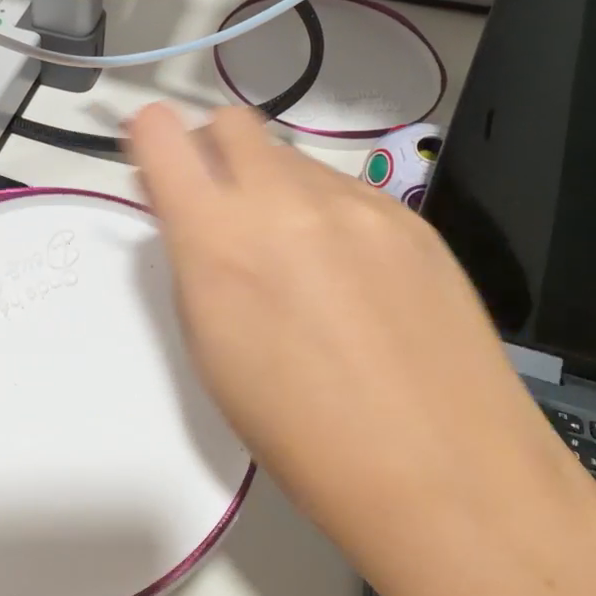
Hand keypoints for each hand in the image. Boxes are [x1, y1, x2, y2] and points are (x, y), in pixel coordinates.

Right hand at [124, 104, 544, 523]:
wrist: (445, 472)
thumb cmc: (300, 433)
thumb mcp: (212, 348)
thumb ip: (193, 260)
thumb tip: (190, 213)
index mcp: (220, 238)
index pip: (160, 132)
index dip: (149, 141)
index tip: (157, 170)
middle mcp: (286, 200)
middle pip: (231, 123)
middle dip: (212, 152)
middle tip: (221, 208)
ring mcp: (357, 203)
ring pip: (291, 158)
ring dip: (273, 188)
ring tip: (296, 261)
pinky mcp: (410, 217)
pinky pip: (345, 190)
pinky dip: (327, 214)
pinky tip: (351, 278)